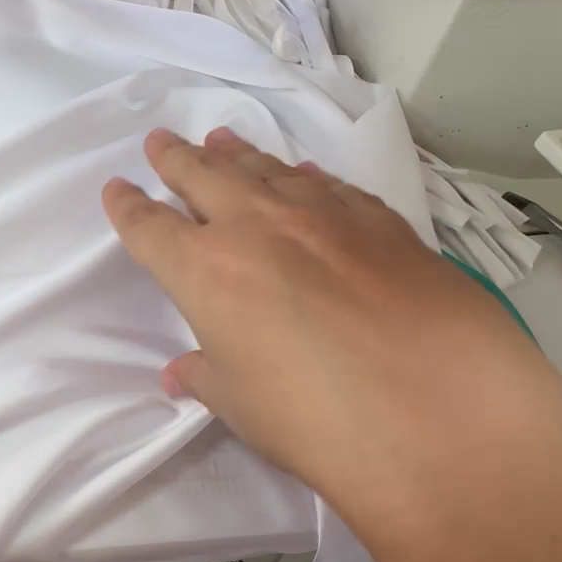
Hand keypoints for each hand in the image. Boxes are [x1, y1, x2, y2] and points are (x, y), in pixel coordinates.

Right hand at [103, 128, 561, 530]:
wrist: (444, 421)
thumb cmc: (315, 422)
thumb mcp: (238, 405)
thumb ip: (203, 375)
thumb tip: (182, 372)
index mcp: (204, 271)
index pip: (149, 228)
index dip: (127, 207)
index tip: (116, 189)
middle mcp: (256, 227)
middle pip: (203, 177)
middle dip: (174, 158)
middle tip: (159, 142)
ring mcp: (324, 218)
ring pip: (267, 170)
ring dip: (235, 154)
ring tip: (219, 139)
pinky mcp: (383, 225)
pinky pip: (329, 187)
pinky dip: (304, 177)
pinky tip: (301, 174)